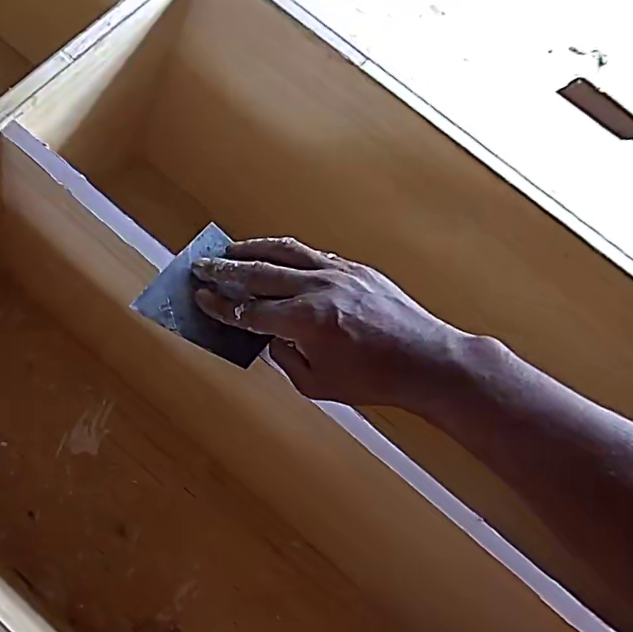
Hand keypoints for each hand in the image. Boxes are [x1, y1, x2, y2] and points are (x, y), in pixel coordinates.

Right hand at [192, 237, 479, 409]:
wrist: (432, 363)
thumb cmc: (376, 379)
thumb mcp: (314, 382)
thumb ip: (281, 355)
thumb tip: (267, 334)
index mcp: (304, 322)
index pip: (247, 310)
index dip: (219, 305)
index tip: (200, 297)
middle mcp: (319, 291)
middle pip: (257, 274)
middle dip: (223, 270)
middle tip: (201, 266)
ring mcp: (340, 275)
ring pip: (284, 252)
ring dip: (251, 249)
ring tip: (230, 249)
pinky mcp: (357, 270)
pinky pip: (312, 254)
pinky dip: (286, 253)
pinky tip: (273, 255)